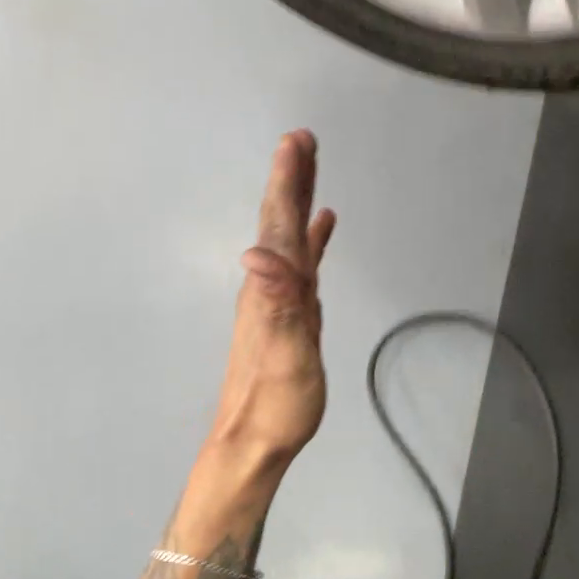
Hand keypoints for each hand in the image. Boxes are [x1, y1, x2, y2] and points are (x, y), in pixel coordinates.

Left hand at [211, 130, 336, 463]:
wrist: (256, 439)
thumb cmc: (275, 400)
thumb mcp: (282, 353)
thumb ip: (275, 302)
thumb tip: (256, 252)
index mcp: (271, 287)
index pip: (280, 223)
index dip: (288, 181)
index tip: (295, 141)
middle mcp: (272, 284)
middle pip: (282, 221)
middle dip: (292, 178)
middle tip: (301, 139)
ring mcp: (281, 298)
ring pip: (292, 236)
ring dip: (300, 200)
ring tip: (310, 167)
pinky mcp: (293, 313)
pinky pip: (304, 263)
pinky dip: (314, 239)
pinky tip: (323, 226)